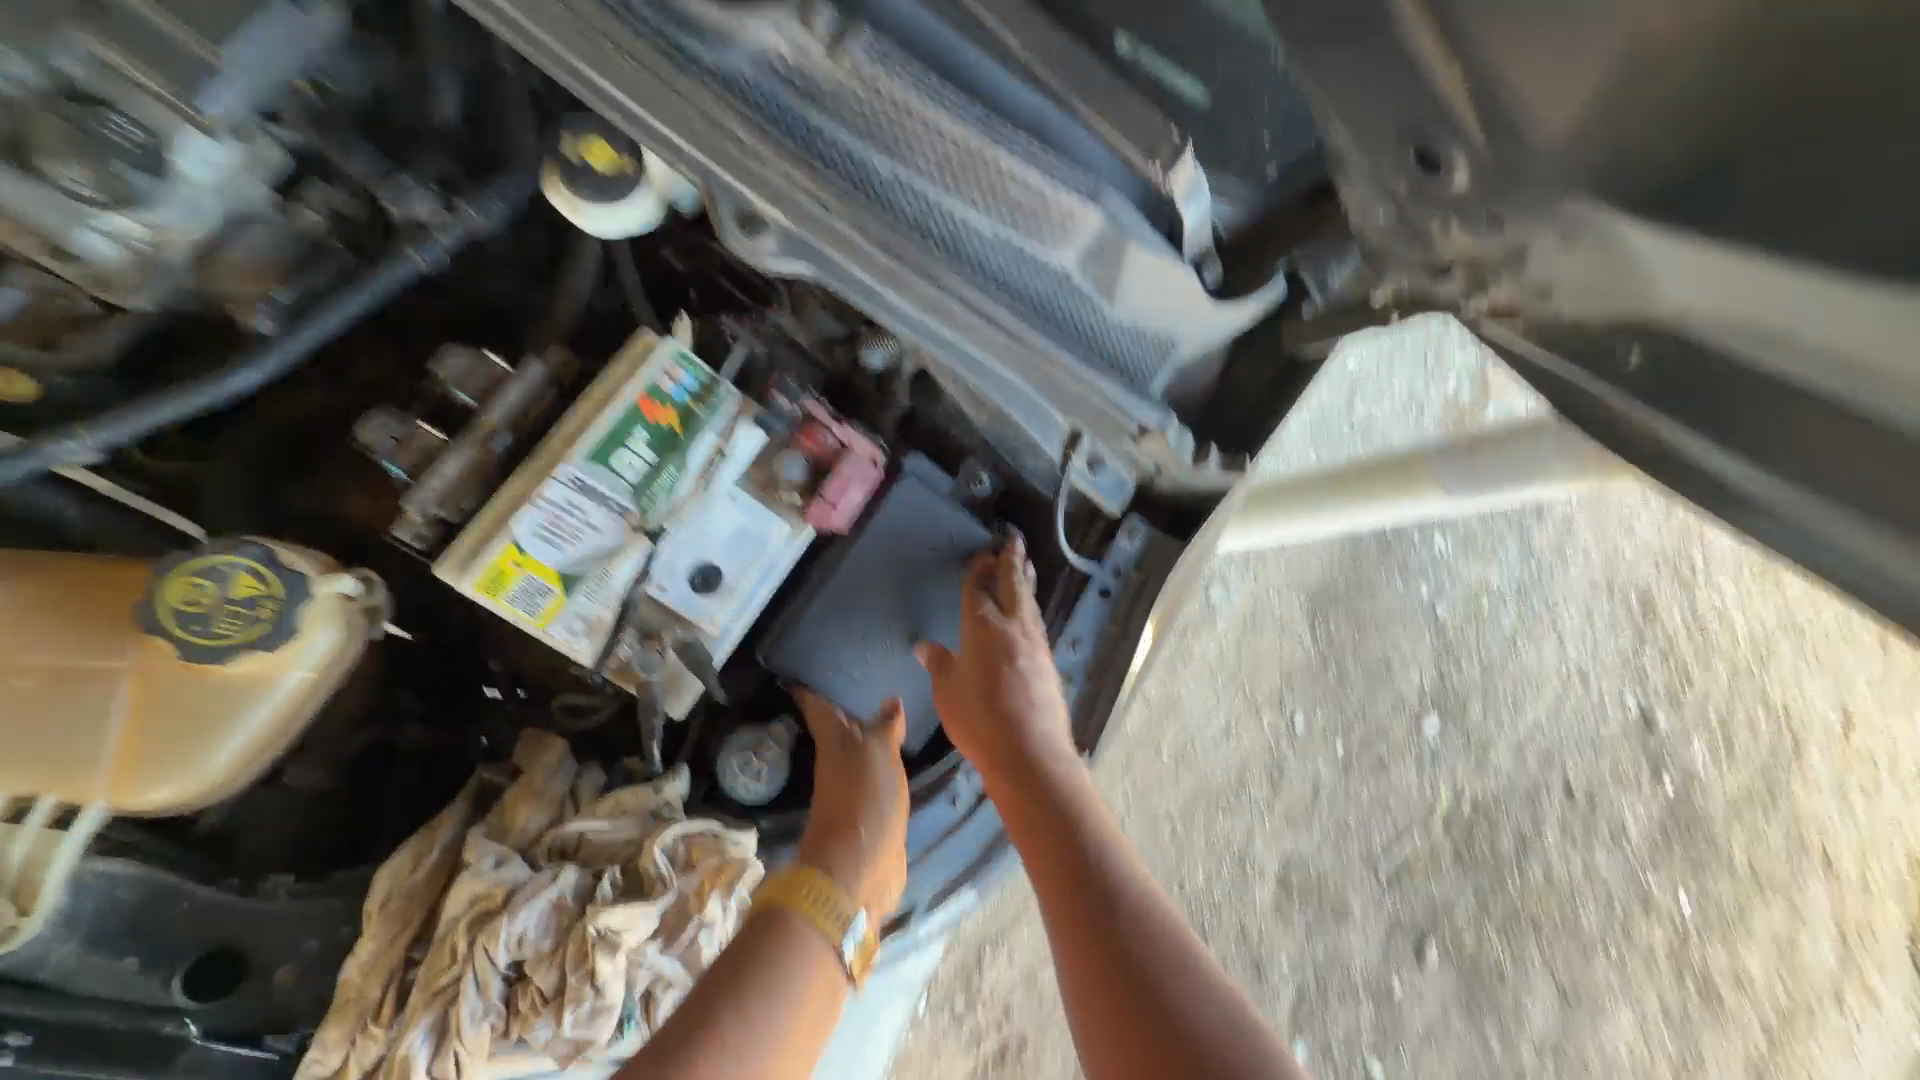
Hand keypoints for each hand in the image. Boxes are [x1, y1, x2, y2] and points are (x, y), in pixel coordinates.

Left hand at [793, 690, 910, 917]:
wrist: (859, 871)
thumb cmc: (863, 802)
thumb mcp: (877, 754)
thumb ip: (884, 726)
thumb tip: (890, 700)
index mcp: (833, 741)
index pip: (817, 703)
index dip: (813, 683)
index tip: (813, 661)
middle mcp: (841, 759)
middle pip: (841, 725)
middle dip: (849, 701)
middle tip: (868, 670)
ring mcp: (856, 786)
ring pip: (862, 747)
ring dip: (871, 728)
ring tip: (891, 703)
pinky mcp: (874, 808)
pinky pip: (880, 772)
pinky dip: (887, 756)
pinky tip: (901, 746)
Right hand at [915, 534, 1079, 788]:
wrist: (1030, 751)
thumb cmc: (980, 719)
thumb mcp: (947, 692)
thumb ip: (939, 664)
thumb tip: (925, 646)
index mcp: (982, 627)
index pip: (977, 589)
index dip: (977, 570)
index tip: (979, 555)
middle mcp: (1012, 626)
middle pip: (1012, 584)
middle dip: (1011, 561)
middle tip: (1013, 540)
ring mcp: (1035, 643)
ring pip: (1029, 602)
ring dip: (1025, 581)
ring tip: (1025, 566)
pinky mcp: (1048, 662)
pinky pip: (1037, 623)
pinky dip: (1031, 608)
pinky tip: (1031, 614)